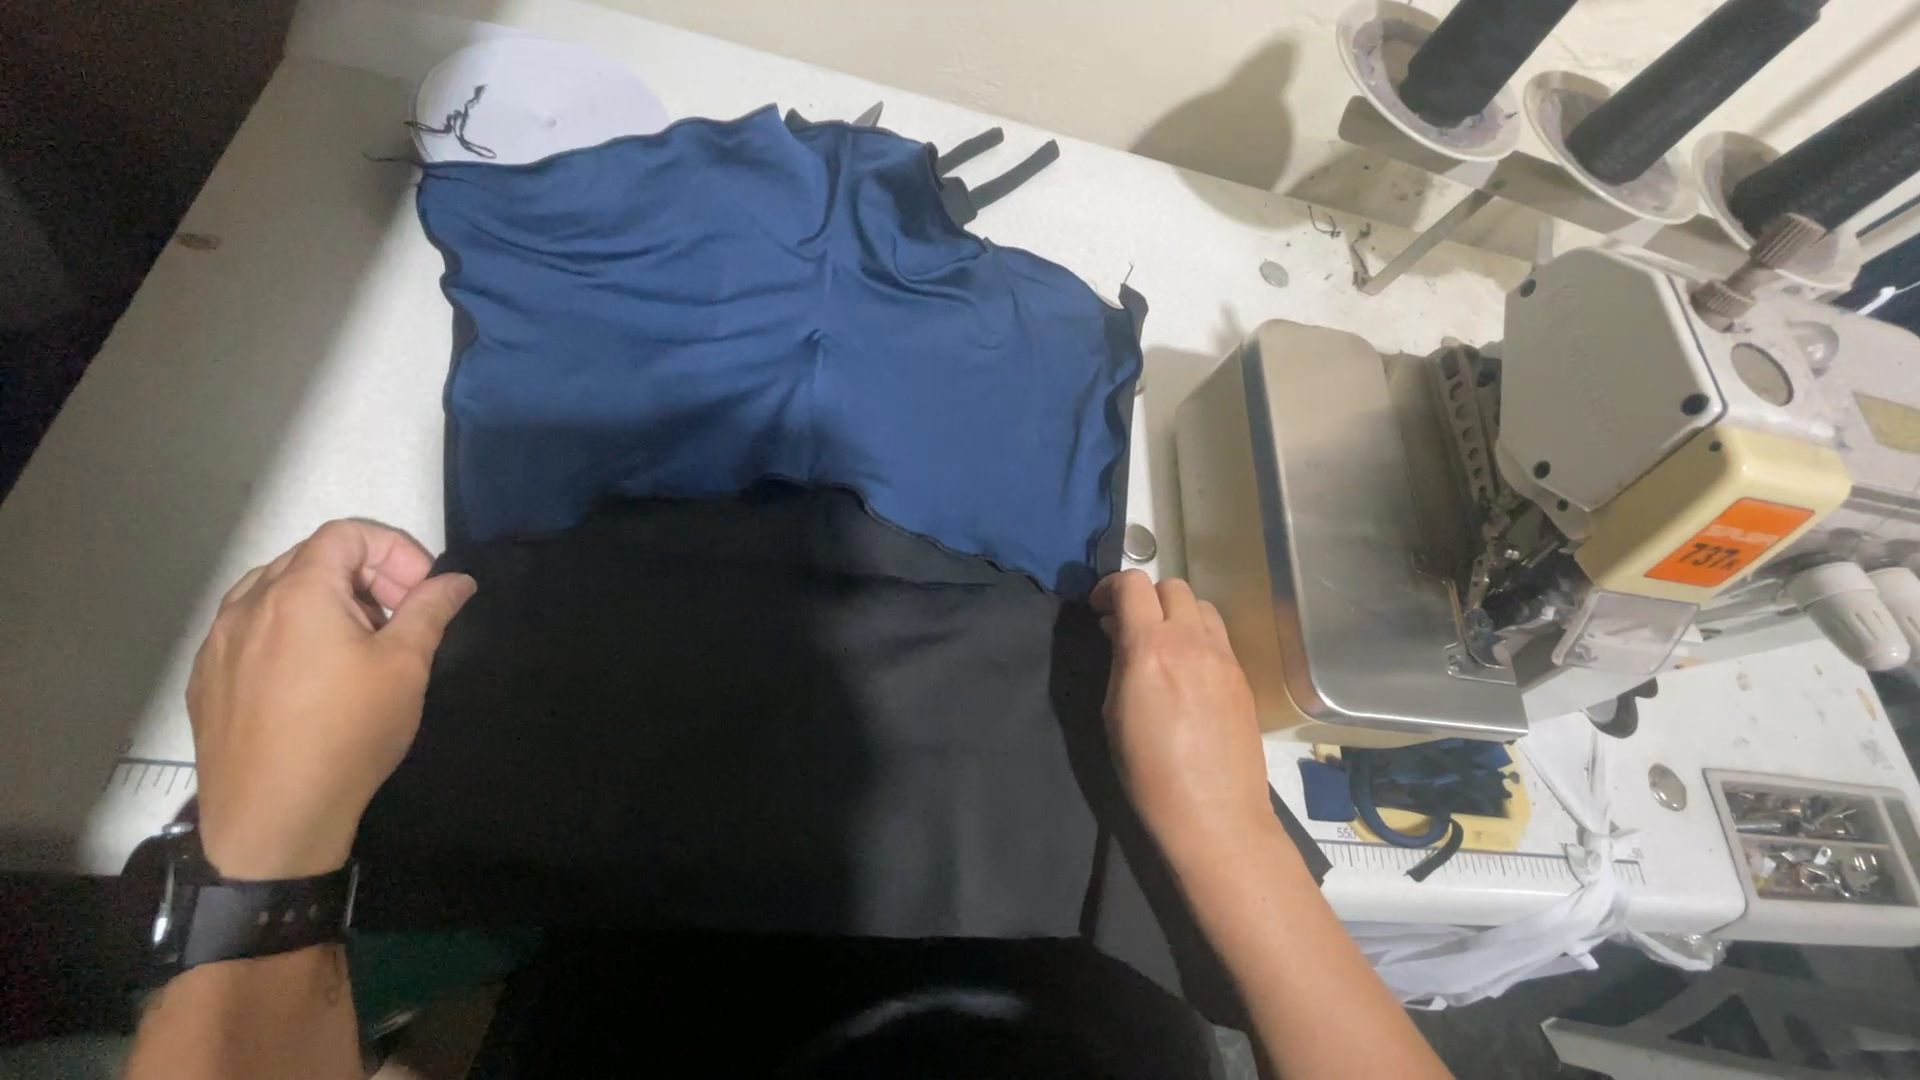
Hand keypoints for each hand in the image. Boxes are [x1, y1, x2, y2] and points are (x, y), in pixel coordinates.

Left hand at [186, 520, 475, 879]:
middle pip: (312, 557)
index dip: (395, 550)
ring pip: (278, 590)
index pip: (346, 534)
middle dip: (368, 575)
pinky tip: (319, 674)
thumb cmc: (349, 729)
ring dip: (330, 599)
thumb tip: (457, 580)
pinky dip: (294, 628)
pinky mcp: (209, 677)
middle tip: (403, 617)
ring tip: (362, 643)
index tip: (421, 593)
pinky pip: (253, 626)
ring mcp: (219, 642)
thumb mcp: (406, 665)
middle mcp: (248, 606)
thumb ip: (431, 610)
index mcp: (298, 593)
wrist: (275, 813)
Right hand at [1092, 570, 1270, 860]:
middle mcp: (1190, 641)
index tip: (1099, 609)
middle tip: (1128, 627)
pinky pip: (1218, 635)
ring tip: (1161, 643)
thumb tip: (1122, 634)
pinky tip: (1187, 670)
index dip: (1110, 587)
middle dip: (1144, 597)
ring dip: (1175, 613)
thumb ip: (1119, 661)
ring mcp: (1223, 657)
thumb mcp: (1114, 713)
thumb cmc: (1148, 772)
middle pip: (1171, 585)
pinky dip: (1197, 636)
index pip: (1133, 584)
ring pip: (1200, 605)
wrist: (1215, 814)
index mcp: (1150, 648)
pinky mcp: (1242, 676)